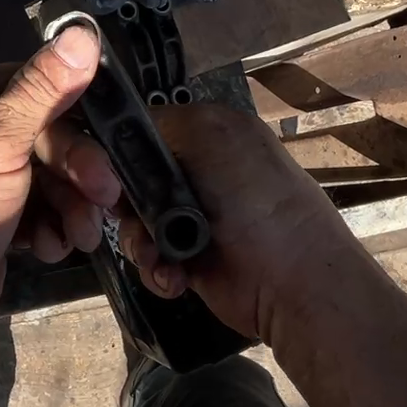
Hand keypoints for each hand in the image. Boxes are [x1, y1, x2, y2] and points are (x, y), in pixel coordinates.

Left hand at [0, 24, 121, 364]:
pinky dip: (49, 226)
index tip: (112, 134)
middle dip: (74, 168)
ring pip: (43, 176)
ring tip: (81, 236)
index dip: (72, 109)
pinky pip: (33, 209)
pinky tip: (51, 248)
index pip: (29, 84)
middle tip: (107, 195)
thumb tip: (83, 30)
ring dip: (69, 204)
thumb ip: (45, 88)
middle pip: (40, 133)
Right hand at [116, 101, 358, 341]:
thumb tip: (123, 131)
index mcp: (207, 131)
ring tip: (157, 257)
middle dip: (126, 202)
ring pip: (135, 220)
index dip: (122, 150)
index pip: (144, 129)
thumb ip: (160, 123)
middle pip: (131, 178)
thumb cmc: (254, 197)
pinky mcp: (189, 258)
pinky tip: (175, 278)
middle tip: (131, 217)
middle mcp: (197, 170)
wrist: (296, 284)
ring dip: (139, 240)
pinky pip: (151, 257)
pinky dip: (156, 268)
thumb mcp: (207, 133)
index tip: (109, 173)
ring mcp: (191, 216)